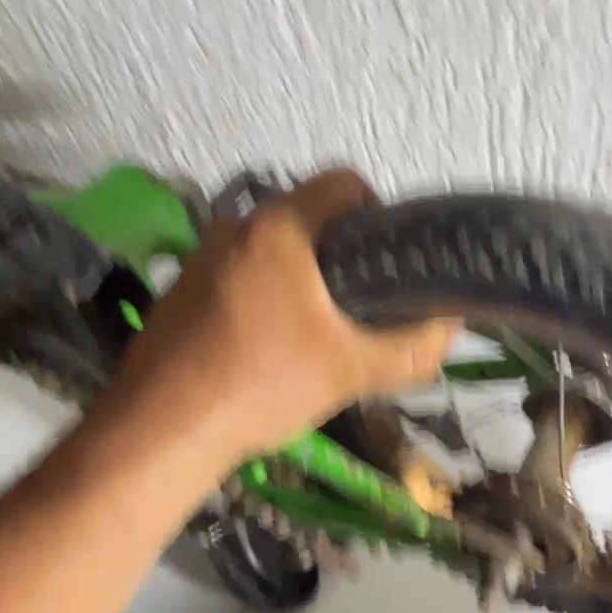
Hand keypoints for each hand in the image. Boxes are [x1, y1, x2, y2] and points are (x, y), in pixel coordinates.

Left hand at [102, 169, 457, 462]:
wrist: (160, 430)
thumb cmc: (262, 386)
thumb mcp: (351, 371)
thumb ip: (411, 349)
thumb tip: (451, 328)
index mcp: (278, 229)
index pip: (343, 182)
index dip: (380, 209)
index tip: (392, 257)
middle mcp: (234, 227)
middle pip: (308, 215)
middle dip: (344, 251)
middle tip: (367, 301)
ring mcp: (201, 257)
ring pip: (273, 247)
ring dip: (304, 274)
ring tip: (324, 328)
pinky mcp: (182, 289)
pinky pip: (241, 272)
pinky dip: (267, 293)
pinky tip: (272, 346)